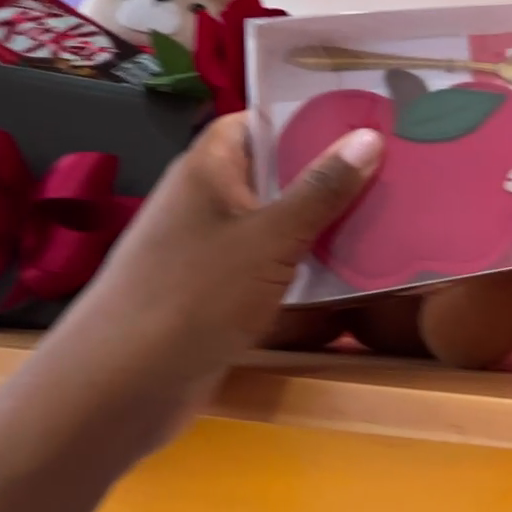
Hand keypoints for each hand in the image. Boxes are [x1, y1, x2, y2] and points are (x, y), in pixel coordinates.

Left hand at [26, 113, 381, 457]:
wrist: (117, 395)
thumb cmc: (192, 296)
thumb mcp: (270, 237)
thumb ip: (322, 188)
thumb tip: (370, 135)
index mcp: (209, 169)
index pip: (258, 122)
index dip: (307, 116)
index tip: (363, 118)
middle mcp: (208, 201)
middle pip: (277, 172)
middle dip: (331, 172)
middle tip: (395, 165)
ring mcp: (212, 249)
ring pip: (280, 221)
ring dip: (325, 222)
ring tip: (391, 212)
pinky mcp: (220, 293)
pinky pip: (274, 263)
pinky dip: (309, 263)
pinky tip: (356, 269)